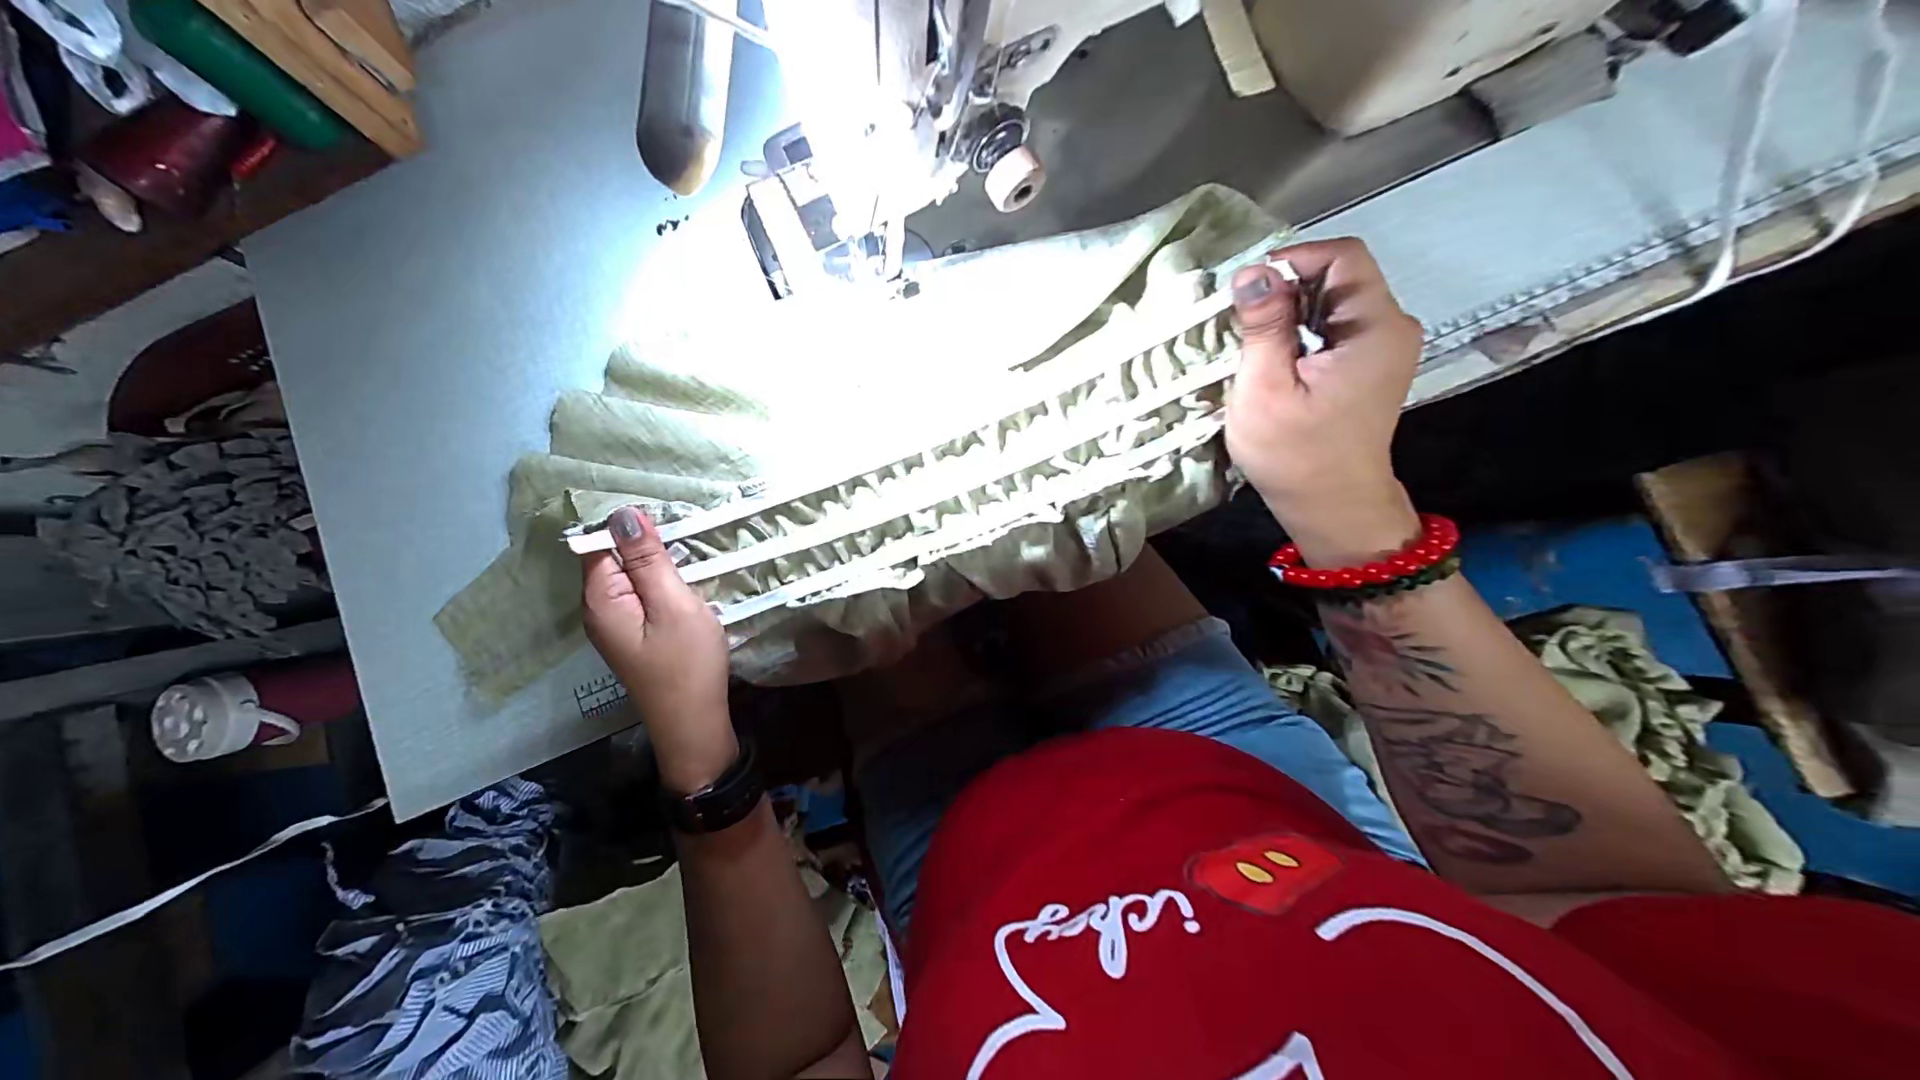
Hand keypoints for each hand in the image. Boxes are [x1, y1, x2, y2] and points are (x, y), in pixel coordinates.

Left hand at [581, 505, 735, 792]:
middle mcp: (599, 609)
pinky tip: (689, 586)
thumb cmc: (687, 664)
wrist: (694, 723)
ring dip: (660, 565)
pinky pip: (643, 595)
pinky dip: (664, 584)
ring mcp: (618, 624)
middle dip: (648, 545)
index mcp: (601, 599)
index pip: (600, 543)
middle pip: (615, 558)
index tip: (669, 525)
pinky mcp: (636, 634)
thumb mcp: (673, 604)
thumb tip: (623, 514)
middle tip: (690, 542)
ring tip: (695, 560)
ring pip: (633, 576)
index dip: (630, 527)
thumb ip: (647, 559)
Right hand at [1225, 238, 1423, 565]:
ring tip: (1251, 341)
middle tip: (1241, 321)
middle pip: (1339, 275)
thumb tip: (1252, 272)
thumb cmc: (1295, 454)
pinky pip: (1333, 324)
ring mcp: (1382, 345)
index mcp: (1376, 328)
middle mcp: (1391, 326)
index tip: (1248, 291)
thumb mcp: (1265, 389)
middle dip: (1286, 287)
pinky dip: (1299, 329)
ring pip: (1333, 299)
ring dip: (1288, 310)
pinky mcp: (1368, 362)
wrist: (1330, 504)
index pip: (1343, 257)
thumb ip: (1262, 327)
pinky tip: (1272, 356)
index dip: (1293, 259)